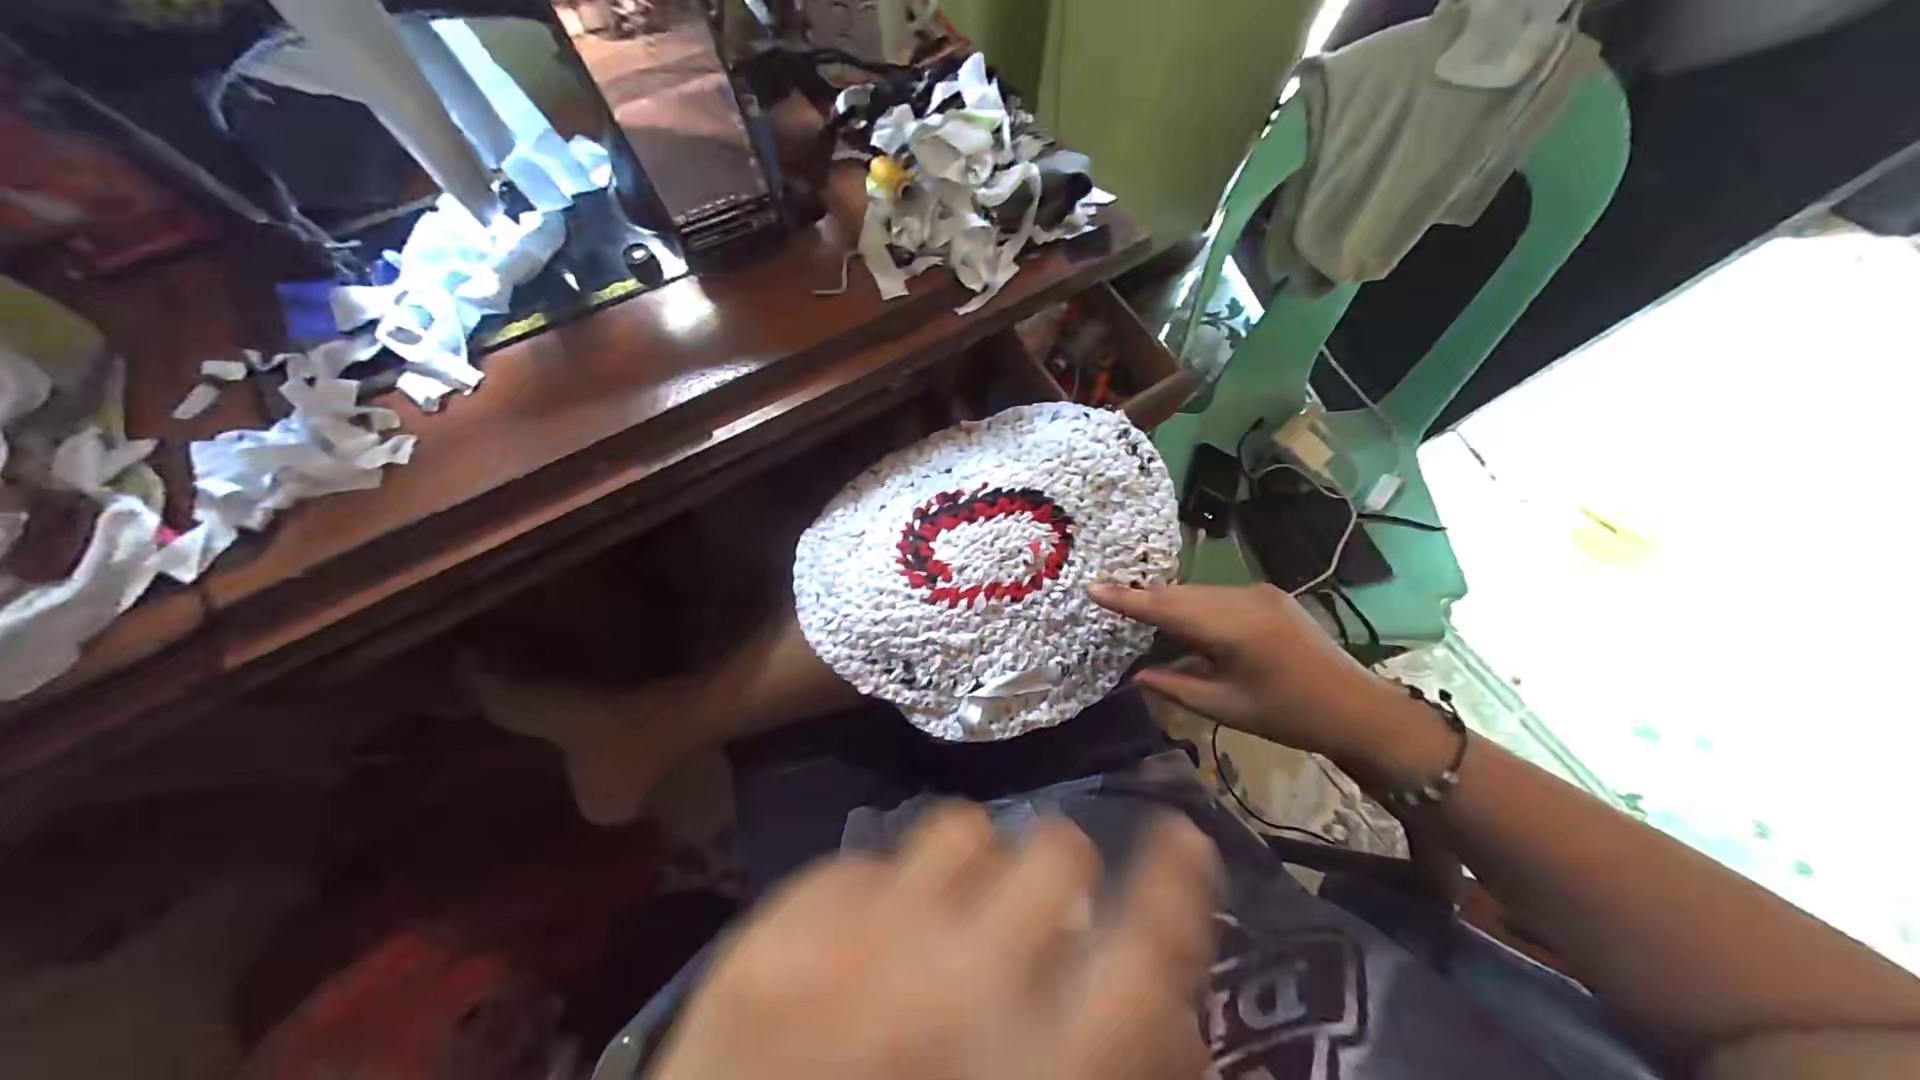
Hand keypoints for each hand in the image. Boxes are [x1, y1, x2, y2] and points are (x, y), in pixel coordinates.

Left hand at [649, 804, 1218, 1079]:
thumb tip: (1159, 999)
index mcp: (1036, 1074)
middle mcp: (953, 1000)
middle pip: (1054, 854)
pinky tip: (855, 948)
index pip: (1147, 958)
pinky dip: (877, 896)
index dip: (1177, 885)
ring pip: (958, 828)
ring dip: (971, 867)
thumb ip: (1103, 1056)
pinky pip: (862, 861)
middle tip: (1037, 902)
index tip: (1181, 837)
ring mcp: (851, 958)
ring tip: (943, 912)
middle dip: (1060, 872)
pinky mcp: (771, 941)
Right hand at [1090, 583, 1417, 763]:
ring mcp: (1260, 593)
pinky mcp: (1269, 596)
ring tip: (1139, 611)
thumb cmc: (1289, 715)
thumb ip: (1175, 687)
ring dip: (1169, 602)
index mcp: (1233, 628)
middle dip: (1144, 599)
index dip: (1127, 599)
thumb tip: (1137, 675)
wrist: (1358, 708)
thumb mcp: (1225, 708)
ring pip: (1198, 592)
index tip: (1092, 587)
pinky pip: (1218, 595)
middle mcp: (1244, 599)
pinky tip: (1182, 620)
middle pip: (1180, 594)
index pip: (1167, 607)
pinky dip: (1193, 605)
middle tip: (1109, 601)